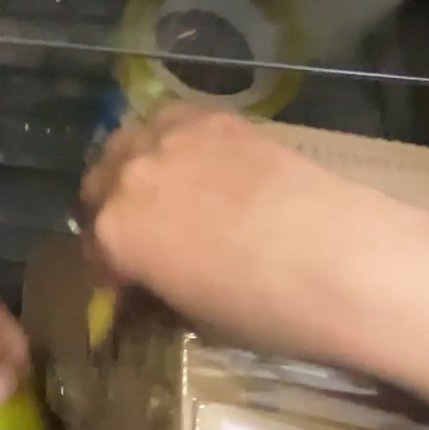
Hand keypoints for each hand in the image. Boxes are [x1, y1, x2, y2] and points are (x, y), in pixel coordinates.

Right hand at [81, 103, 428, 359]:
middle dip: (112, 205)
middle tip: (143, 228)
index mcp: (114, 233)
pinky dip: (172, 138)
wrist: (335, 256)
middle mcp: (126, 177)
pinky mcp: (205, 116)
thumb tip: (151, 275)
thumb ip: (155, 282)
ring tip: (165, 184)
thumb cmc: (267, 308)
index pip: (93, 246)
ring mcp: (164, 140)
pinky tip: (199, 157)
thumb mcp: (193, 312)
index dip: (110, 265)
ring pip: (126, 142)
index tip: (127, 277)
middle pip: (99, 182)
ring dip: (134, 164)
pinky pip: (168, 120)